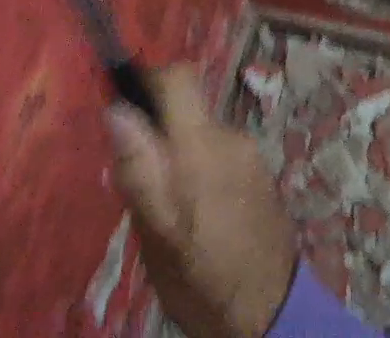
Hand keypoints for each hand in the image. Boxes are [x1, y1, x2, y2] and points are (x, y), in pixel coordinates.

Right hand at [106, 65, 297, 337]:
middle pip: (186, 110)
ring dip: (182, 158)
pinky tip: (202, 217)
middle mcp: (232, 138)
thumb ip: (137, 167)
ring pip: (201, 135)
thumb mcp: (157, 232)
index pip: (178, 77)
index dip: (149, 82)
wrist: (274, 318)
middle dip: (160, 137)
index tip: (128, 112)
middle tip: (146, 187)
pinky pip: (221, 155)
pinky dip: (204, 172)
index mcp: (202, 145)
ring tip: (175, 211)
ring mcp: (252, 156)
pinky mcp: (262, 175)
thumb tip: (115, 110)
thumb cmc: (204, 278)